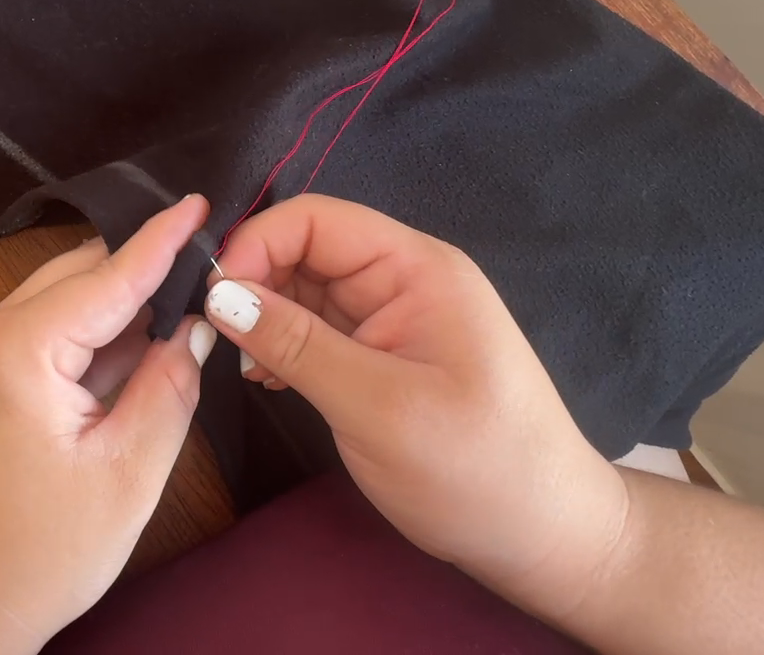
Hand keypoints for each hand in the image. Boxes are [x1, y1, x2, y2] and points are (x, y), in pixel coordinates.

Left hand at [0, 196, 217, 653]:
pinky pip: (55, 324)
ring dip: (125, 298)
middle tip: (211, 266)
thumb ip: (168, 389)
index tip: (200, 200)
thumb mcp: (126, 475)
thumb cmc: (41, 550)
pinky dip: (100, 328)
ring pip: (70, 295)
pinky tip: (141, 340)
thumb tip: (196, 325)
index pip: (108, 277)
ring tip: (187, 300)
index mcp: (22, 349)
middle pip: (85, 274)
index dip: (161, 239)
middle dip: (146, 266)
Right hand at [206, 195, 629, 613]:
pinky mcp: (372, 348)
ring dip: (262, 319)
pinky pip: (307, 325)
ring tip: (249, 368)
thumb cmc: (477, 470)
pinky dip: (277, 344)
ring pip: (297, 288)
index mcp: (413, 268)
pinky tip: (266, 378)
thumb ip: (295, 344)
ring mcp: (384, 313)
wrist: (548, 543)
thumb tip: (216, 296)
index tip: (215, 298)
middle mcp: (396, 277)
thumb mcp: (378, 407)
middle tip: (220, 338)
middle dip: (253, 284)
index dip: (256, 244)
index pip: (314, 220)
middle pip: (301, 249)